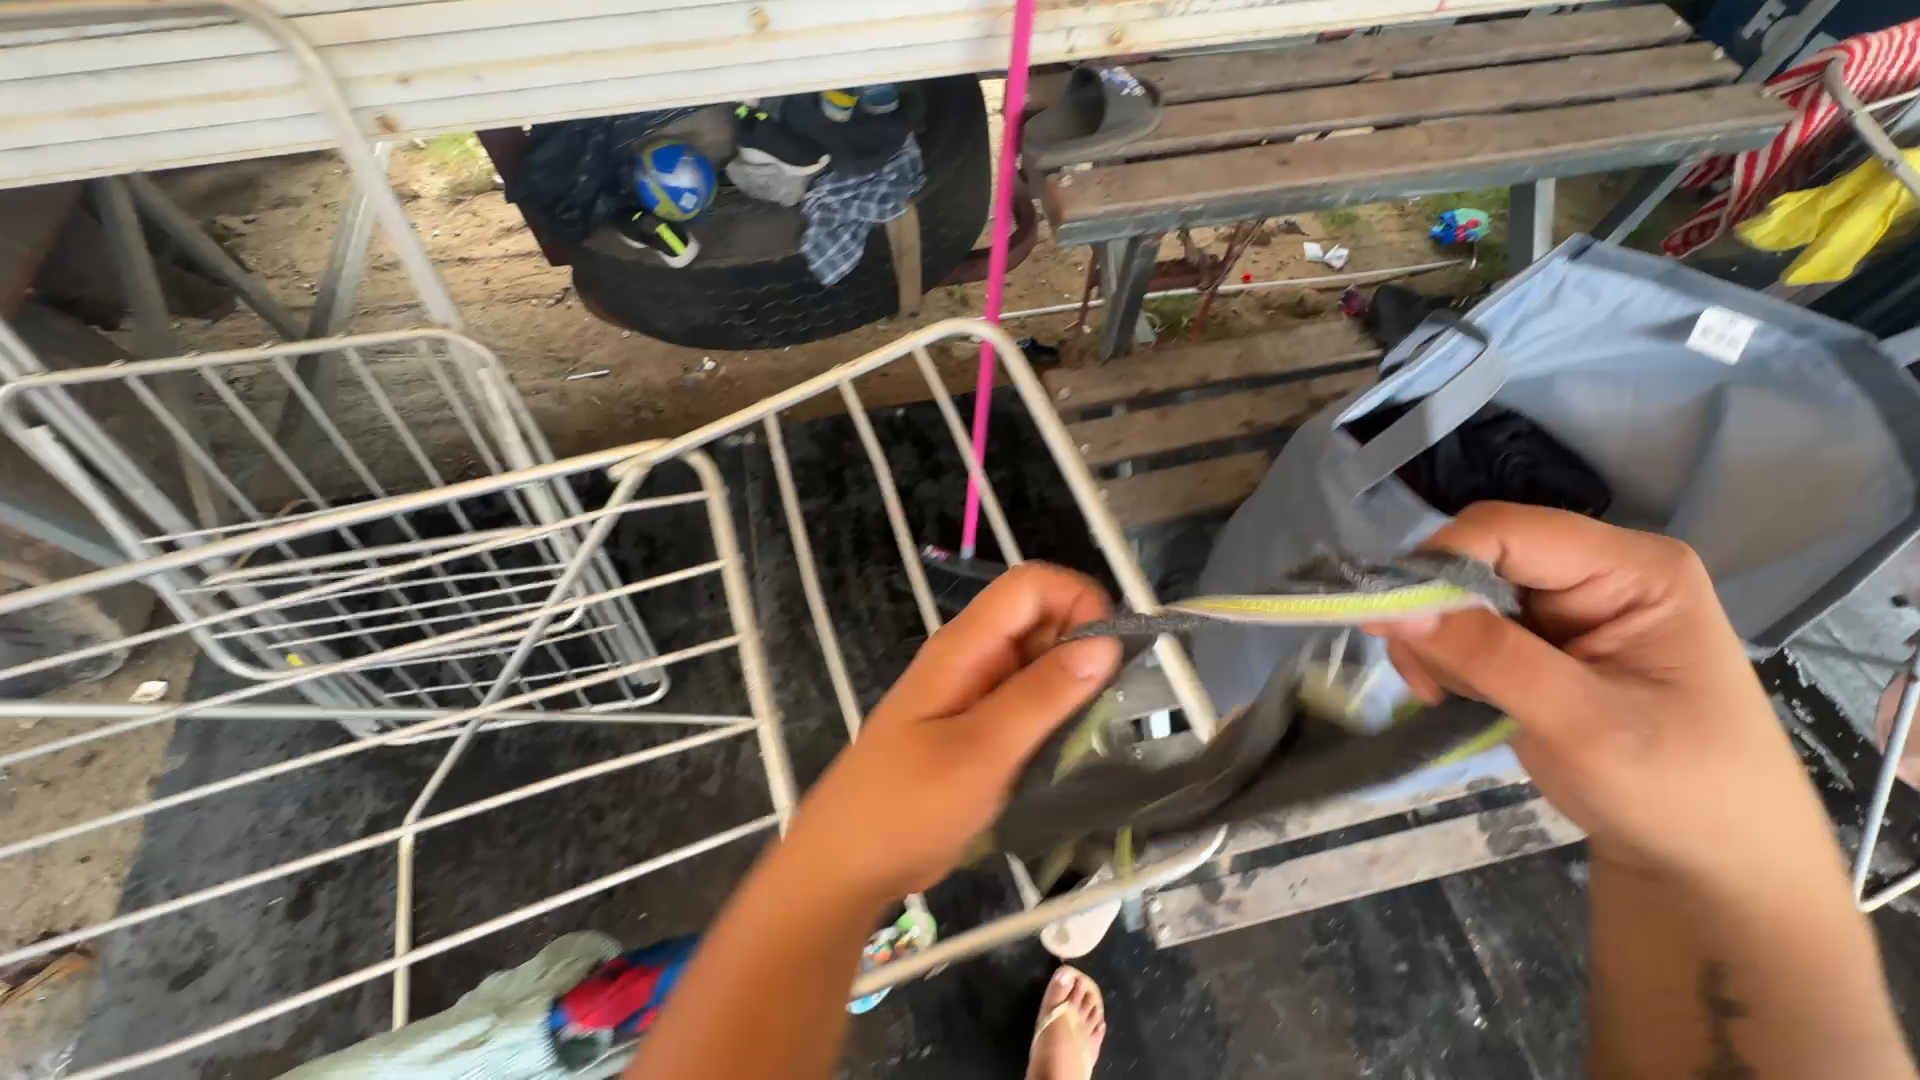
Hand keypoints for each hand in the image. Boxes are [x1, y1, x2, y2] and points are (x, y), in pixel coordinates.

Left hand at [783, 563, 1121, 901]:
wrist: (848, 863)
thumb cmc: (907, 805)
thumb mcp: (980, 751)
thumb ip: (1042, 695)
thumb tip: (1105, 641)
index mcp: (964, 647)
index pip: (1029, 585)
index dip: (1077, 600)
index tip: (1112, 650)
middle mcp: (972, 658)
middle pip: (1040, 619)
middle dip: (1083, 645)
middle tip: (1112, 701)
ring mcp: (975, 693)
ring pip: (1039, 662)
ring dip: (1074, 684)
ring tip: (1097, 729)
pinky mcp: (980, 728)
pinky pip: (1029, 702)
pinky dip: (1058, 714)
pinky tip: (1072, 749)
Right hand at [1371, 503, 1839, 887]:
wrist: (1705, 858)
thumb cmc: (1675, 790)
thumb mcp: (1582, 723)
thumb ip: (1488, 656)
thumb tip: (1392, 606)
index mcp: (1631, 570)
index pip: (1504, 530)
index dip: (1440, 564)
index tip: (1397, 626)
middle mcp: (1594, 572)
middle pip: (1472, 556)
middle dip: (1434, 612)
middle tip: (1427, 680)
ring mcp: (1563, 606)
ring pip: (1454, 592)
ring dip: (1435, 644)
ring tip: (1454, 699)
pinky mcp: (1537, 639)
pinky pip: (1460, 625)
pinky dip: (1441, 659)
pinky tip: (1457, 697)